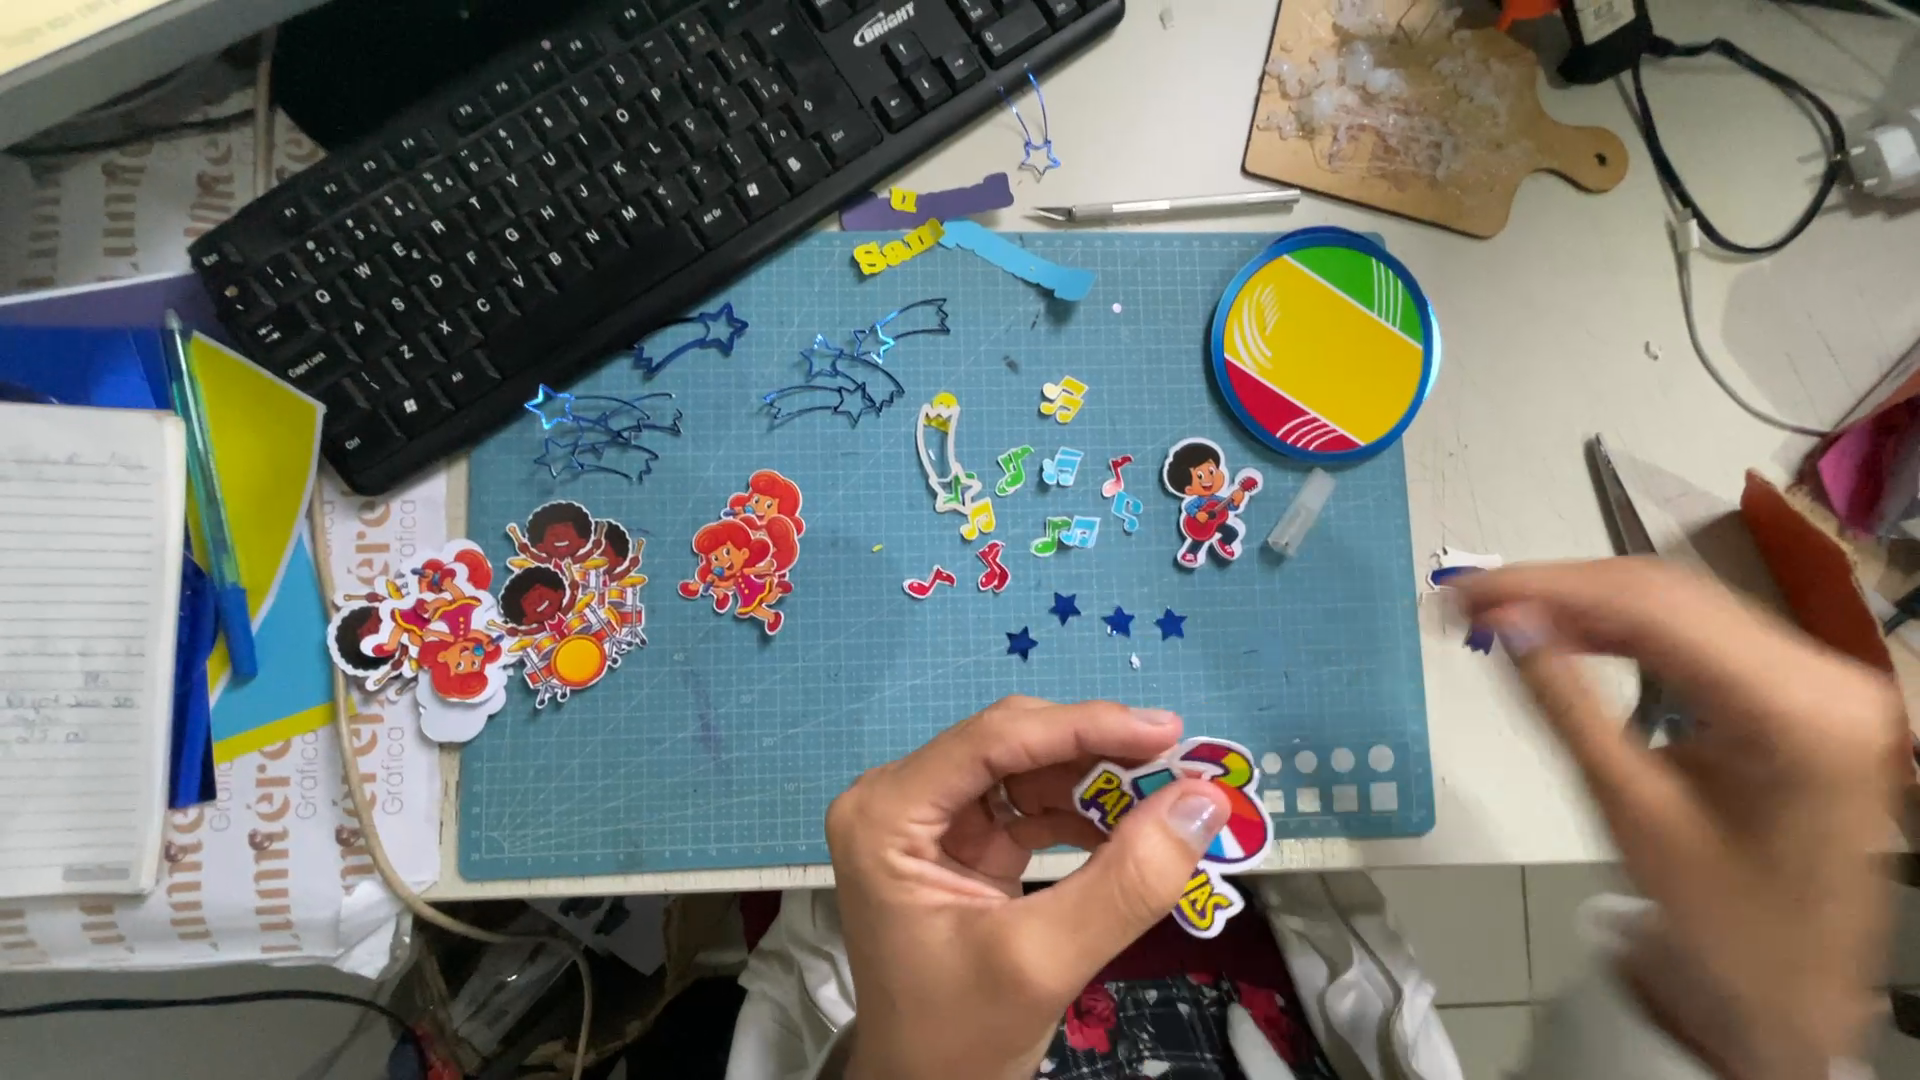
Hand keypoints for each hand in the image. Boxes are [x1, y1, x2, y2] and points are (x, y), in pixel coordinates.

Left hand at [826, 697, 1229, 1079]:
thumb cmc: (959, 1036)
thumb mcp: (1043, 962)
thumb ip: (1125, 883)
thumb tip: (1201, 801)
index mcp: (888, 813)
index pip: (993, 741)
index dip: (1082, 725)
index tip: (1165, 728)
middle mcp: (899, 796)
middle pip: (1008, 743)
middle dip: (1092, 749)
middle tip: (1174, 759)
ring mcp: (928, 814)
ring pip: (1024, 766)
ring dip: (1093, 778)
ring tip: (1162, 794)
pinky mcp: (958, 836)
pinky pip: (1026, 803)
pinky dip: (1079, 811)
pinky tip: (1127, 826)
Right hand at [1459, 558, 1907, 1079]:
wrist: (1788, 976)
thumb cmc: (1711, 907)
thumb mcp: (1623, 800)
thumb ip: (1561, 699)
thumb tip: (1502, 622)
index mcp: (1794, 711)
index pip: (1650, 610)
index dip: (1544, 587)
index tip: (1461, 592)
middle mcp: (1821, 676)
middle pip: (1663, 593)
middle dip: (1552, 586)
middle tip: (1464, 598)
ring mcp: (1812, 678)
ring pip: (1671, 601)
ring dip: (1575, 598)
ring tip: (1493, 609)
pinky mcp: (1790, 687)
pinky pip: (1687, 629)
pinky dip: (1609, 621)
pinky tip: (1554, 627)